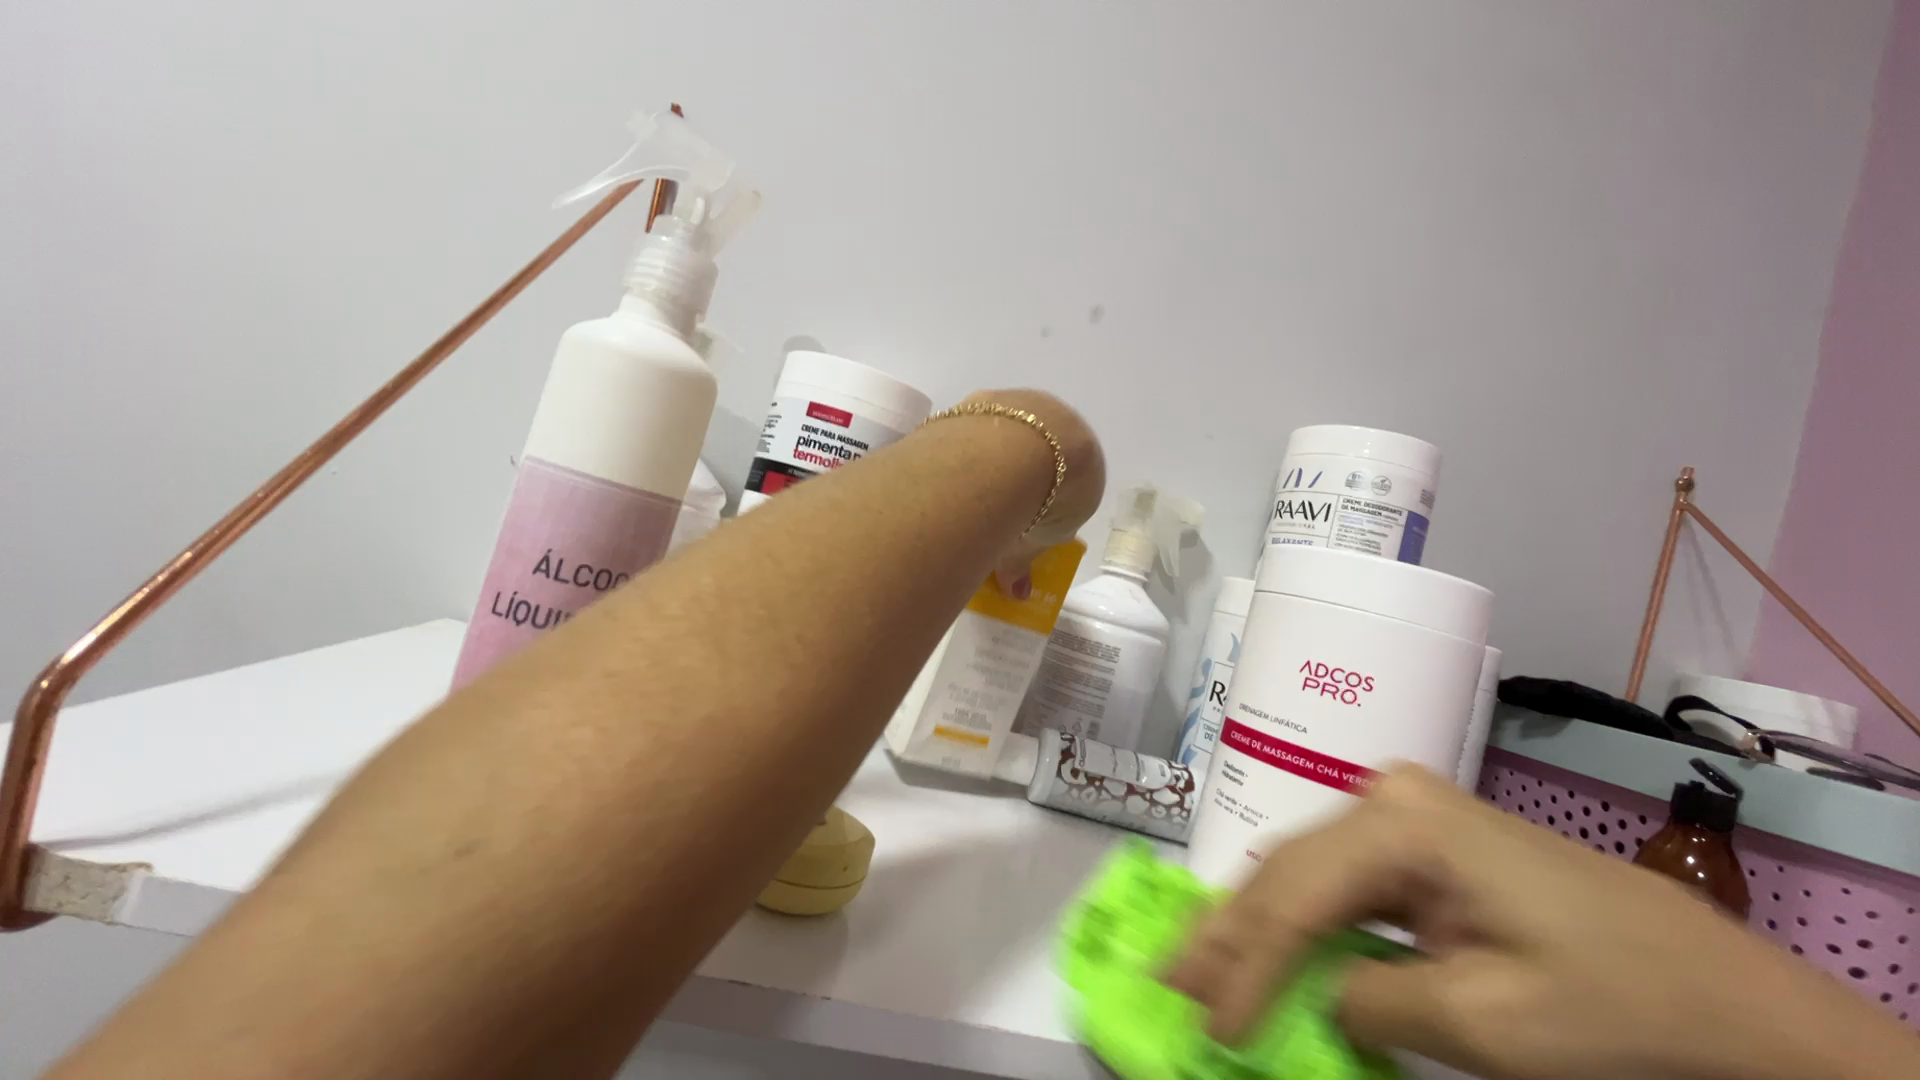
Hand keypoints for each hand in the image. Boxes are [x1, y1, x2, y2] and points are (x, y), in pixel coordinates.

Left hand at [953, 389, 1104, 592]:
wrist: (1009, 457)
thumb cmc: (1040, 505)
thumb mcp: (1036, 545)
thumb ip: (1026, 563)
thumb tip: (1018, 593)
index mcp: (1088, 460)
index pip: (1072, 483)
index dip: (1050, 506)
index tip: (1026, 526)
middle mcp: (1062, 423)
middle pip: (1042, 452)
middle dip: (1022, 478)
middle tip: (997, 509)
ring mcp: (1024, 404)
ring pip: (1010, 432)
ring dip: (993, 456)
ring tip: (970, 490)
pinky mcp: (988, 395)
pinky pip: (978, 423)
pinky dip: (968, 442)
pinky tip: (953, 466)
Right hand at [1166, 766, 1919, 1079]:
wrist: (1732, 996)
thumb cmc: (1615, 1006)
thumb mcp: (1482, 1023)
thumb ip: (1367, 999)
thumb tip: (1311, 994)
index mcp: (1400, 824)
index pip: (1293, 900)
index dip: (1243, 968)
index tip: (1209, 1027)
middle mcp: (1388, 799)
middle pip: (1285, 873)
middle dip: (1228, 933)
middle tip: (1169, 980)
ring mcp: (1405, 815)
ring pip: (1303, 874)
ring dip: (1253, 925)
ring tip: (1198, 964)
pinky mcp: (1421, 843)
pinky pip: (1339, 883)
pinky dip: (1299, 922)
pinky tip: (1261, 944)